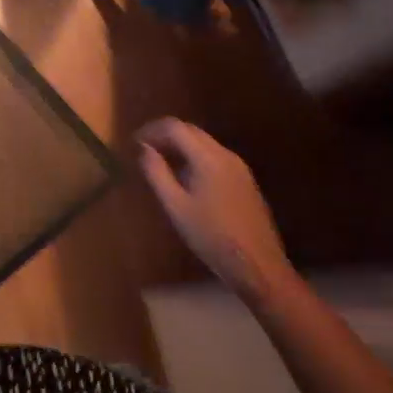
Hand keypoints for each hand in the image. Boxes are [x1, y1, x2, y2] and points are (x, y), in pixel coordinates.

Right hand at [137, 118, 296, 299]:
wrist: (257, 265)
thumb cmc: (211, 236)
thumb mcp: (175, 206)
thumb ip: (157, 173)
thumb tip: (143, 149)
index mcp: (208, 158)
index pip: (176, 127)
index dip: (152, 130)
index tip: (135, 143)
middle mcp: (226, 155)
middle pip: (192, 131)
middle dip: (165, 136)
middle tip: (145, 151)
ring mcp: (240, 168)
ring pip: (205, 144)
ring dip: (181, 147)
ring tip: (162, 165)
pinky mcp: (245, 182)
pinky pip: (215, 158)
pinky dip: (196, 158)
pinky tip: (187, 180)